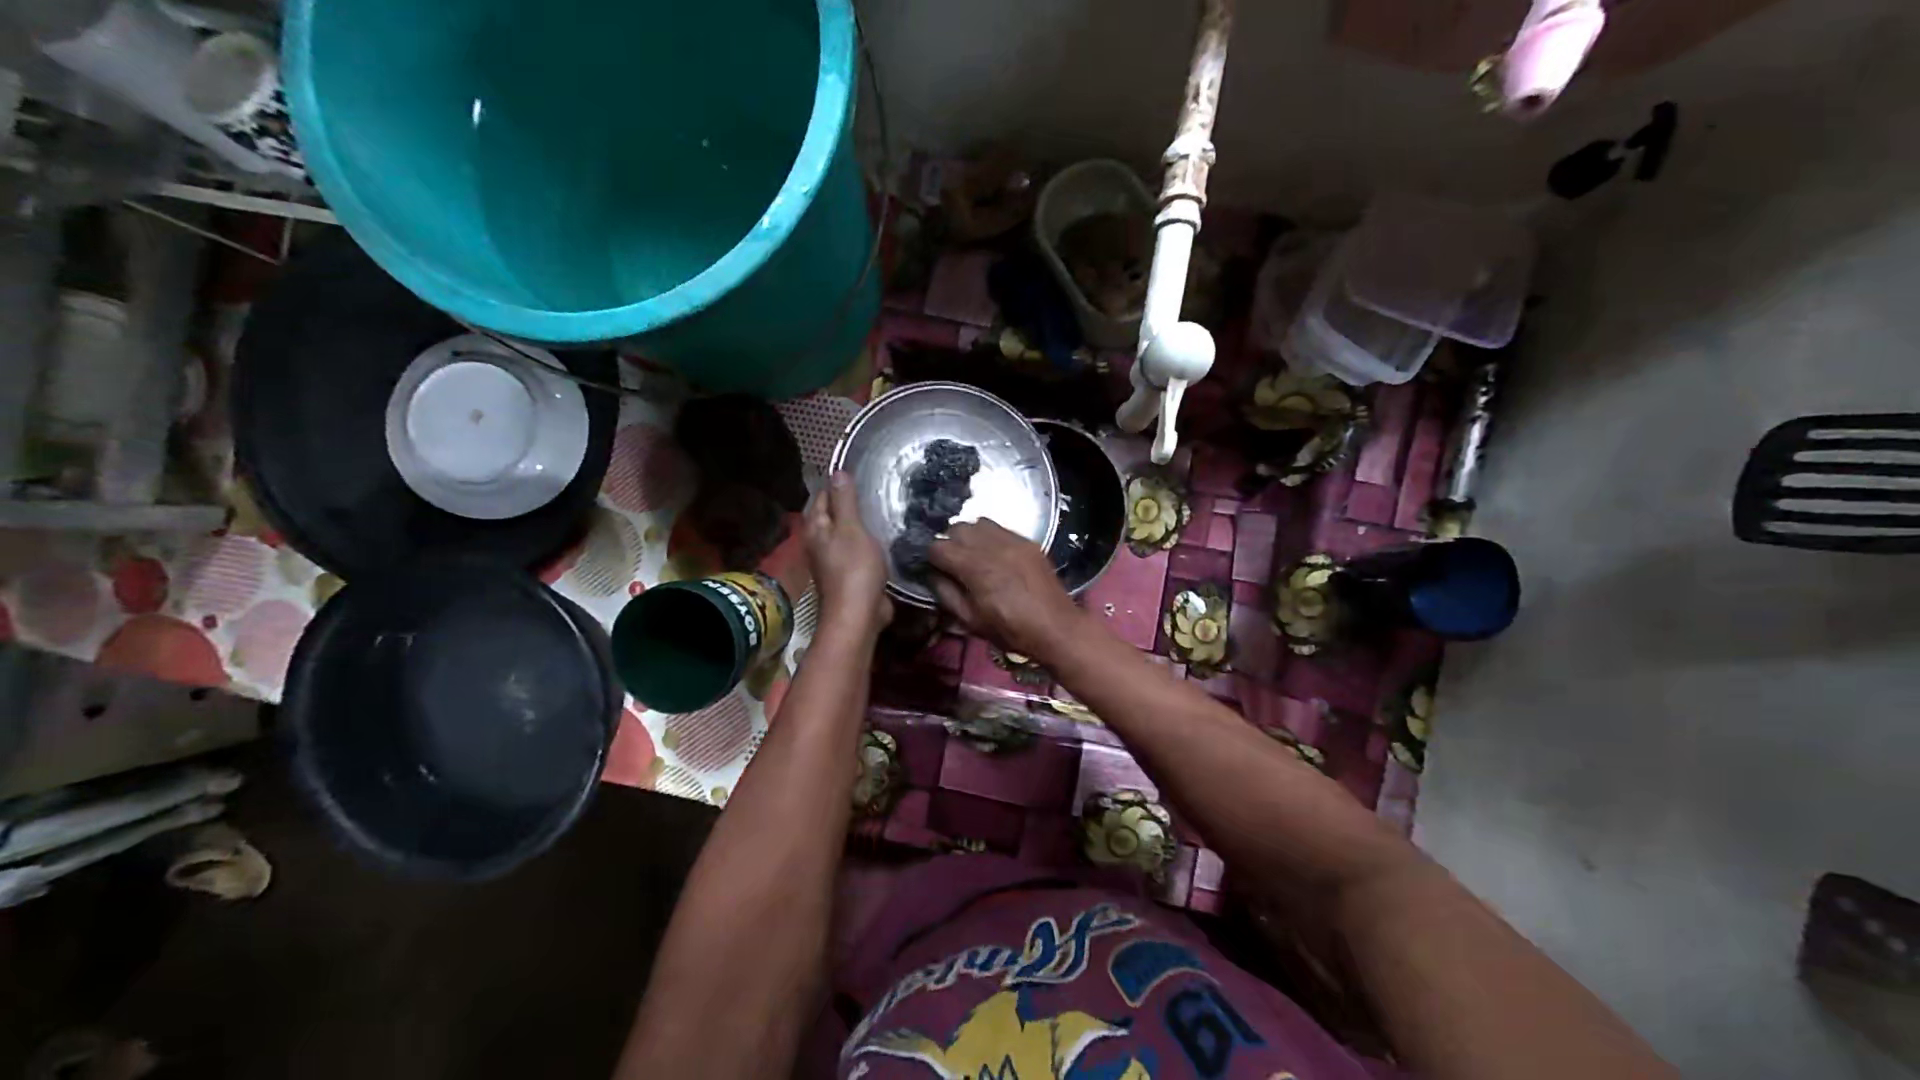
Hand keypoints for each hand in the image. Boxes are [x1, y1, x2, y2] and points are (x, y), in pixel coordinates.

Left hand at [803, 472, 891, 635]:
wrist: (858, 615)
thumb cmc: (854, 568)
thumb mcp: (851, 528)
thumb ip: (845, 500)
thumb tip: (837, 472)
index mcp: (816, 528)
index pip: (823, 495)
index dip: (839, 483)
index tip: (861, 472)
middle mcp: (820, 542)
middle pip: (834, 514)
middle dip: (851, 502)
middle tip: (877, 487)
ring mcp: (834, 560)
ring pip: (847, 533)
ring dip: (862, 523)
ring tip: (885, 507)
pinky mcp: (850, 574)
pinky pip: (858, 550)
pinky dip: (869, 541)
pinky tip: (886, 536)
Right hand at [928, 520, 1082, 660]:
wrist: (1056, 627)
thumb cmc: (1010, 630)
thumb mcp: (970, 620)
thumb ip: (946, 593)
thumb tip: (932, 574)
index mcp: (975, 568)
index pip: (938, 547)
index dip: (932, 558)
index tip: (935, 568)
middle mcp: (992, 546)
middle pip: (957, 528)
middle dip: (949, 542)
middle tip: (953, 562)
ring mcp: (1012, 540)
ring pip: (978, 523)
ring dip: (970, 536)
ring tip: (973, 554)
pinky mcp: (1027, 541)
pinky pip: (1000, 528)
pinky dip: (990, 537)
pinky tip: (994, 554)